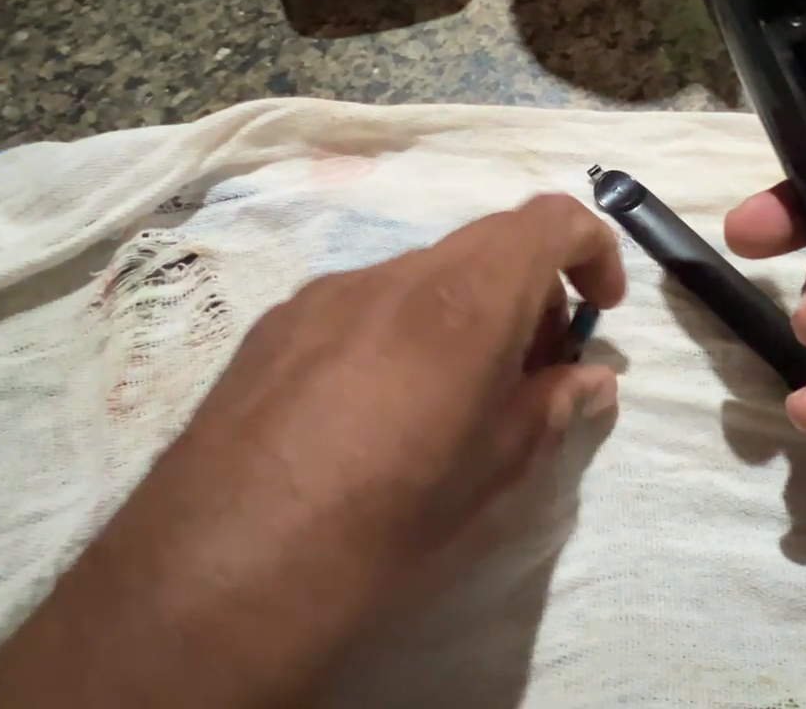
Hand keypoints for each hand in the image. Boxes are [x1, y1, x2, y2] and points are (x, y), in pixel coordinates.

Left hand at [0, 195, 624, 707]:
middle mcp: (393, 277)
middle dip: (534, 290)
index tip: (598, 311)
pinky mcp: (277, 323)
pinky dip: (408, 327)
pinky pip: (368, 300)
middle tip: (534, 370)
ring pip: (427, 272)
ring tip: (456, 396)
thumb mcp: (495, 483)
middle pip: (490, 242)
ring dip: (468, 310)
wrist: (207, 585)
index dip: (592, 248)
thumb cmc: (381, 533)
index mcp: (461, 305)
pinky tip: (380, 409)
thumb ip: (553, 411)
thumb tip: (592, 380)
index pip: (548, 220)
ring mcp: (326, 293)